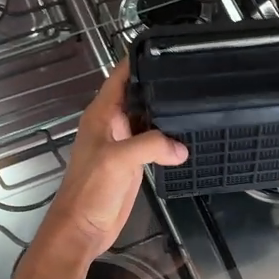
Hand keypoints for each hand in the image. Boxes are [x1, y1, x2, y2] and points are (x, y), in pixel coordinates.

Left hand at [33, 62, 186, 266]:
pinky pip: (153, 141)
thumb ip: (151, 145)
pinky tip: (187, 135)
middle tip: (192, 74)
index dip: (140, 60)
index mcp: (101, 114)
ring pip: (147, 118)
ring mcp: (122, 143)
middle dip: (160, 85)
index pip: (120, 76)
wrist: (83, 229)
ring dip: (166, 112)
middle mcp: (111, 123)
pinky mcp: (133, 162)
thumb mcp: (119, 160)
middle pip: (137, 95)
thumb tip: (182, 147)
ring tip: (196, 99)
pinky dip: (169, 137)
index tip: (167, 49)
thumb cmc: (91, 190)